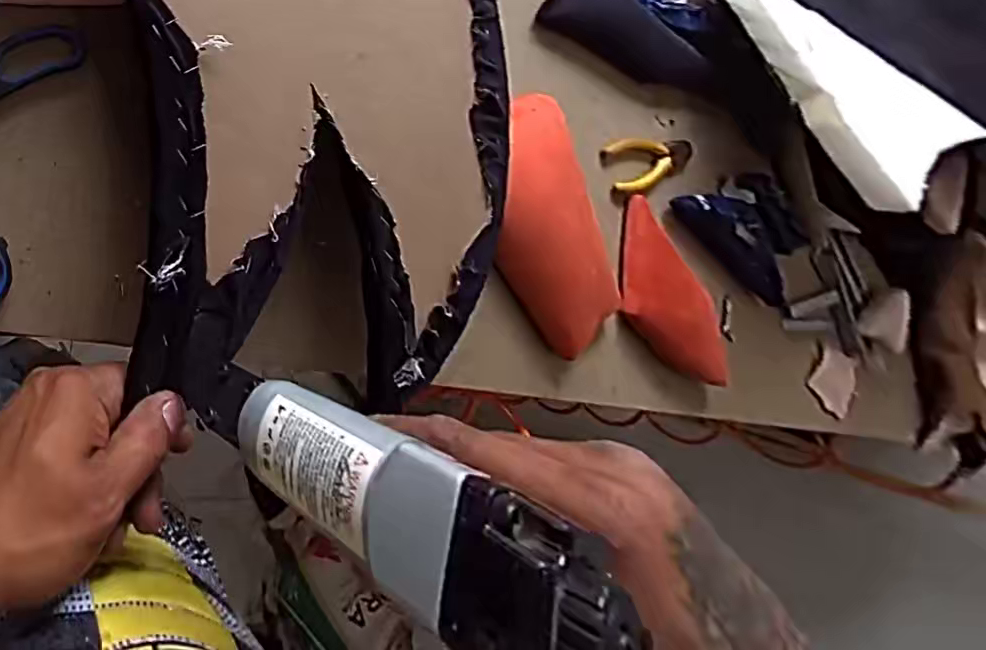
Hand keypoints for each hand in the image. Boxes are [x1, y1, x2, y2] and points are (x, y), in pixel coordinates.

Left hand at [0, 362, 191, 611]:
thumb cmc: (25, 529)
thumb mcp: (107, 490)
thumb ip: (146, 439)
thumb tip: (171, 403)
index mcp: (73, 388)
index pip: (136, 386)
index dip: (159, 424)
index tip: (172, 457)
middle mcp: (48, 389)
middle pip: (115, 415)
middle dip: (135, 467)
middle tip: (139, 515)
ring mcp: (28, 412)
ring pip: (92, 439)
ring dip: (109, 483)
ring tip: (104, 530)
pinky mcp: (16, 437)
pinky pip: (65, 449)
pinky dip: (79, 482)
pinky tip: (78, 523)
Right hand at [381, 415, 806, 649]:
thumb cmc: (690, 644)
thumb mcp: (596, 637)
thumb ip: (512, 615)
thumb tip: (431, 609)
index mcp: (609, 504)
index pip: (485, 448)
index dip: (420, 437)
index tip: (374, 434)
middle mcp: (615, 470)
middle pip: (493, 442)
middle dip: (433, 448)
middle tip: (384, 462)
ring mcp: (626, 467)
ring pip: (517, 447)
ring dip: (465, 459)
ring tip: (420, 472)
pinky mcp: (631, 474)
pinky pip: (545, 459)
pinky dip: (503, 468)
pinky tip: (482, 486)